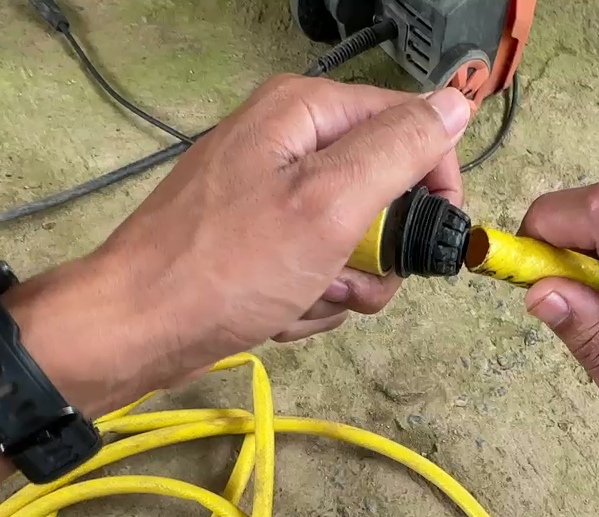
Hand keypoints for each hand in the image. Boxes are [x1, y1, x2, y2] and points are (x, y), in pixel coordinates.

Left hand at [16, 76, 471, 411]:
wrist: (145, 329)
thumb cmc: (231, 265)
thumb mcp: (330, 203)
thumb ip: (397, 151)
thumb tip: (453, 106)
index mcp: (303, 114)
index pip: (405, 123)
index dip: (433, 179)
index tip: (435, 233)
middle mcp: (287, 147)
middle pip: (380, 193)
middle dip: (378, 252)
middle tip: (351, 279)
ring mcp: (271, 201)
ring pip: (352, 244)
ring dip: (343, 286)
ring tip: (308, 298)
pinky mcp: (259, 247)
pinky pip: (316, 272)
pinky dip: (310, 301)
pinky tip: (281, 311)